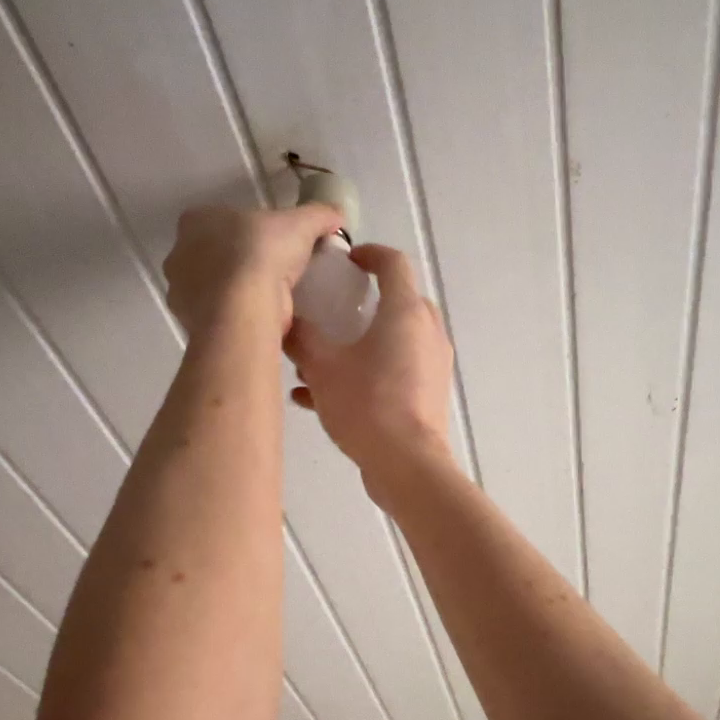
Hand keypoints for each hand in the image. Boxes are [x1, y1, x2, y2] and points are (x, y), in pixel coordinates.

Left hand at [161, 204, 344, 336]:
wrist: (243, 308)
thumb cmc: (264, 254)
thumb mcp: (301, 225)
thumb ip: (319, 216)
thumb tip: (338, 216)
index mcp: (197, 220)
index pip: (223, 222)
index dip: (249, 234)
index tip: (273, 248)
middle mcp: (178, 252)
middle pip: (213, 256)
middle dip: (236, 264)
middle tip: (270, 276)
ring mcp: (179, 290)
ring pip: (211, 288)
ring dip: (232, 294)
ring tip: (264, 304)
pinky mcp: (187, 322)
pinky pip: (214, 317)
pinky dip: (231, 318)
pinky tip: (253, 322)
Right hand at [286, 244, 454, 496]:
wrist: (407, 465)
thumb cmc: (367, 405)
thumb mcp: (322, 368)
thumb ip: (302, 339)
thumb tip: (287, 322)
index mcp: (405, 312)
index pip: (393, 264)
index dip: (370, 254)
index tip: (348, 260)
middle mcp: (426, 333)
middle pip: (398, 303)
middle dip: (364, 306)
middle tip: (333, 312)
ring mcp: (432, 366)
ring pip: (394, 342)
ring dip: (358, 346)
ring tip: (316, 364)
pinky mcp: (428, 396)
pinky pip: (395, 372)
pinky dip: (366, 374)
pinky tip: (320, 398)